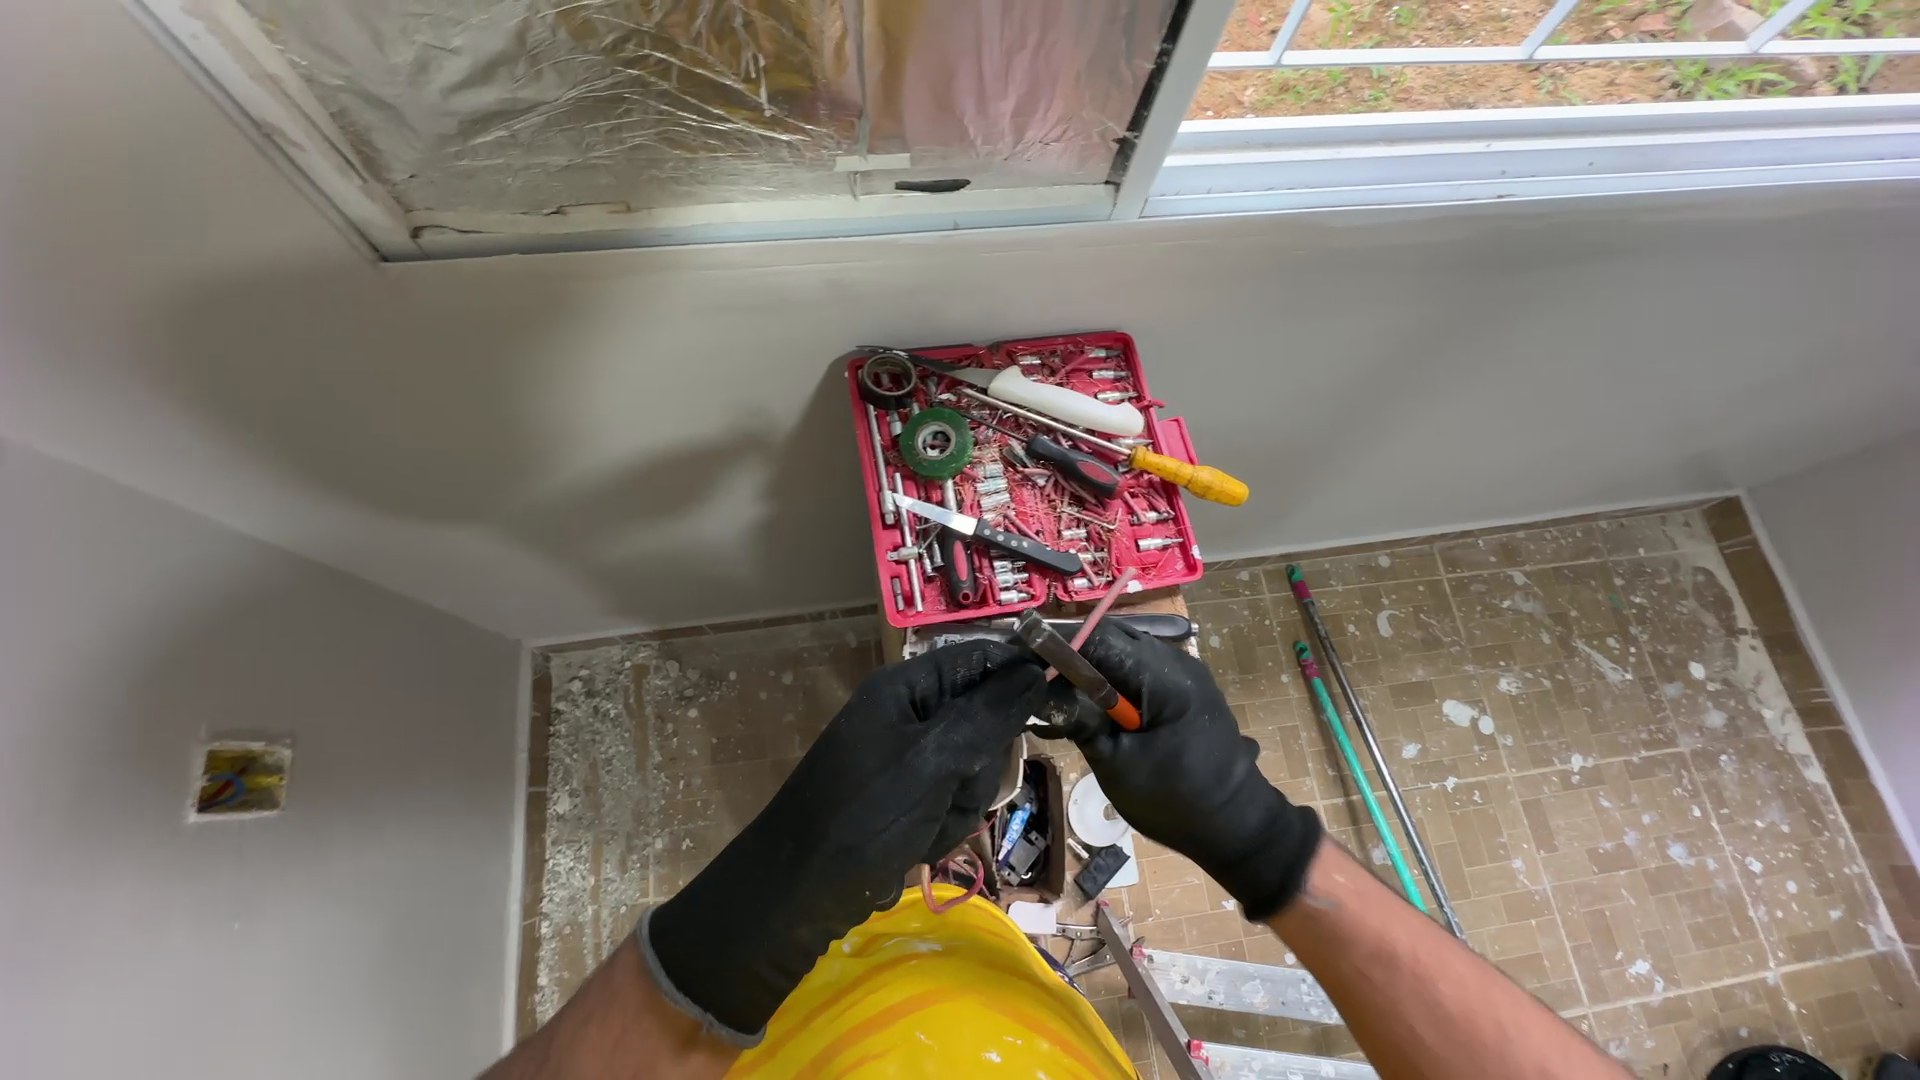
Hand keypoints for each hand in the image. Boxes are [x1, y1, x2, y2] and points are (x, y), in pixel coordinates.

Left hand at [642, 641, 1046, 1042]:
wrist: (795, 893)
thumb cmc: (863, 816)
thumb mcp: (933, 761)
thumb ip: (988, 714)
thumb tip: (1034, 671)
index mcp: (906, 687)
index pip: (979, 658)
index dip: (1018, 675)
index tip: (1057, 702)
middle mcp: (908, 713)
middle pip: (983, 718)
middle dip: (979, 763)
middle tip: (954, 788)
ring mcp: (907, 757)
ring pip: (974, 766)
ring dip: (961, 802)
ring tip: (927, 827)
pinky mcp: (906, 795)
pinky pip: (952, 798)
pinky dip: (944, 824)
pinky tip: (917, 844)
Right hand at [1039, 622, 1321, 919]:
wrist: (1238, 829)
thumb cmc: (1175, 803)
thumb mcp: (1116, 765)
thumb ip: (1079, 719)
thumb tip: (1040, 688)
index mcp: (1165, 677)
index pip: (1098, 639)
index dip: (1056, 644)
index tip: (1019, 655)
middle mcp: (1178, 662)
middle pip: (1111, 638)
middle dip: (1070, 652)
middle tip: (1032, 674)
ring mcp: (1185, 673)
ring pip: (1124, 650)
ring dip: (1090, 665)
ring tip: (1055, 689)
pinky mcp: (1185, 688)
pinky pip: (1139, 667)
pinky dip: (1110, 677)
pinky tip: (1090, 702)